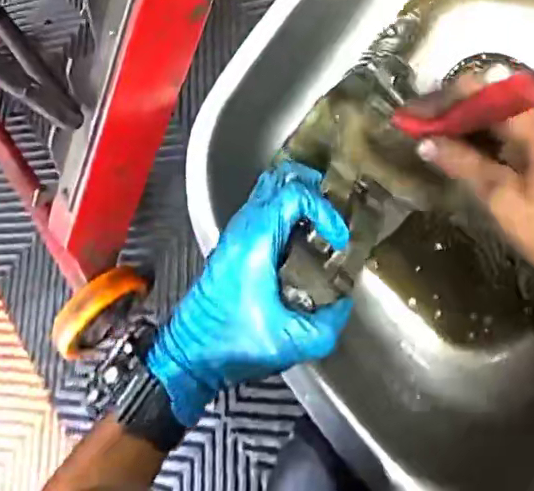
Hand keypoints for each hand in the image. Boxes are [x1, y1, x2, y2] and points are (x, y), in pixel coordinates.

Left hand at [146, 161, 352, 423]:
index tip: (337, 238)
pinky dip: (289, 211)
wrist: (190, 357)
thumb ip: (327, 324)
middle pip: (281, 177)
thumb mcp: (290, 342)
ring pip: (272, 188)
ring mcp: (239, 231)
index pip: (295, 193)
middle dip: (315, 188)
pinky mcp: (238, 242)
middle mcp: (245, 226)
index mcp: (256, 239)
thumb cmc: (229, 345)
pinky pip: (267, 207)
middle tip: (335, 212)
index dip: (324, 210)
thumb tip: (344, 302)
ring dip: (302, 197)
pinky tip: (304, 239)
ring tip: (324, 223)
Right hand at [418, 97, 533, 286]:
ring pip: (497, 108)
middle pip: (486, 94)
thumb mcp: (505, 199)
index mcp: (533, 118)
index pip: (475, 89)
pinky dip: (484, 131)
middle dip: (448, 108)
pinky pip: (510, 123)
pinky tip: (465, 147)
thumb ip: (464, 164)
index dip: (439, 102)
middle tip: (417, 127)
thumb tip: (426, 142)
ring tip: (433, 136)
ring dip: (465, 120)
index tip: (411, 118)